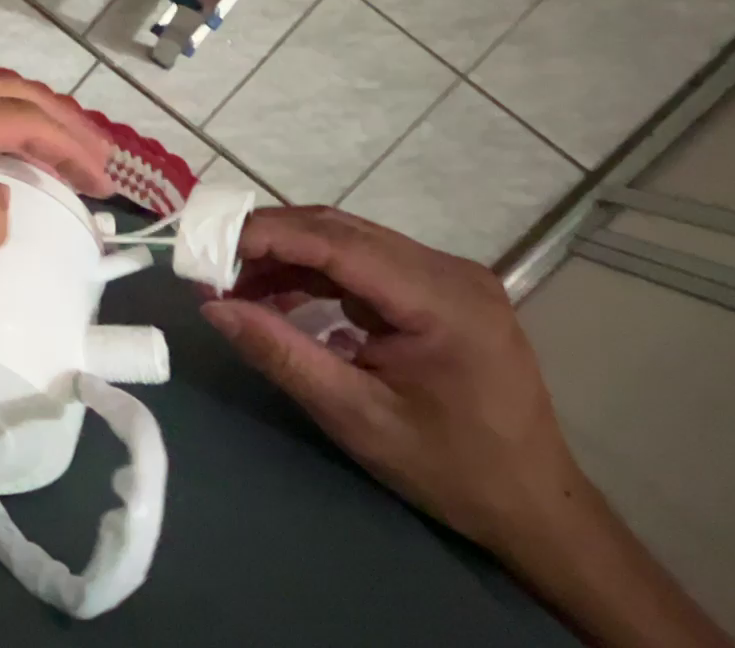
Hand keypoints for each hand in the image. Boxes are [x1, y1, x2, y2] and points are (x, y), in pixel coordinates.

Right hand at [198, 207, 580, 553]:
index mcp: (441, 299)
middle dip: (264, 241)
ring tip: (232, 287)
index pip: (335, 241)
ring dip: (282, 256)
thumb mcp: (351, 413)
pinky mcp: (435, 291)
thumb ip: (278, 352)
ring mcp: (445, 277)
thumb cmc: (445, 465)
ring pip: (343, 241)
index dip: (263, 236)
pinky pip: (358, 263)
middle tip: (206, 267)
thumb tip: (211, 305)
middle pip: (336, 229)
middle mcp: (448, 271)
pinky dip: (309, 273)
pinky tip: (277, 299)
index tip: (202, 251)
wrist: (531, 504)